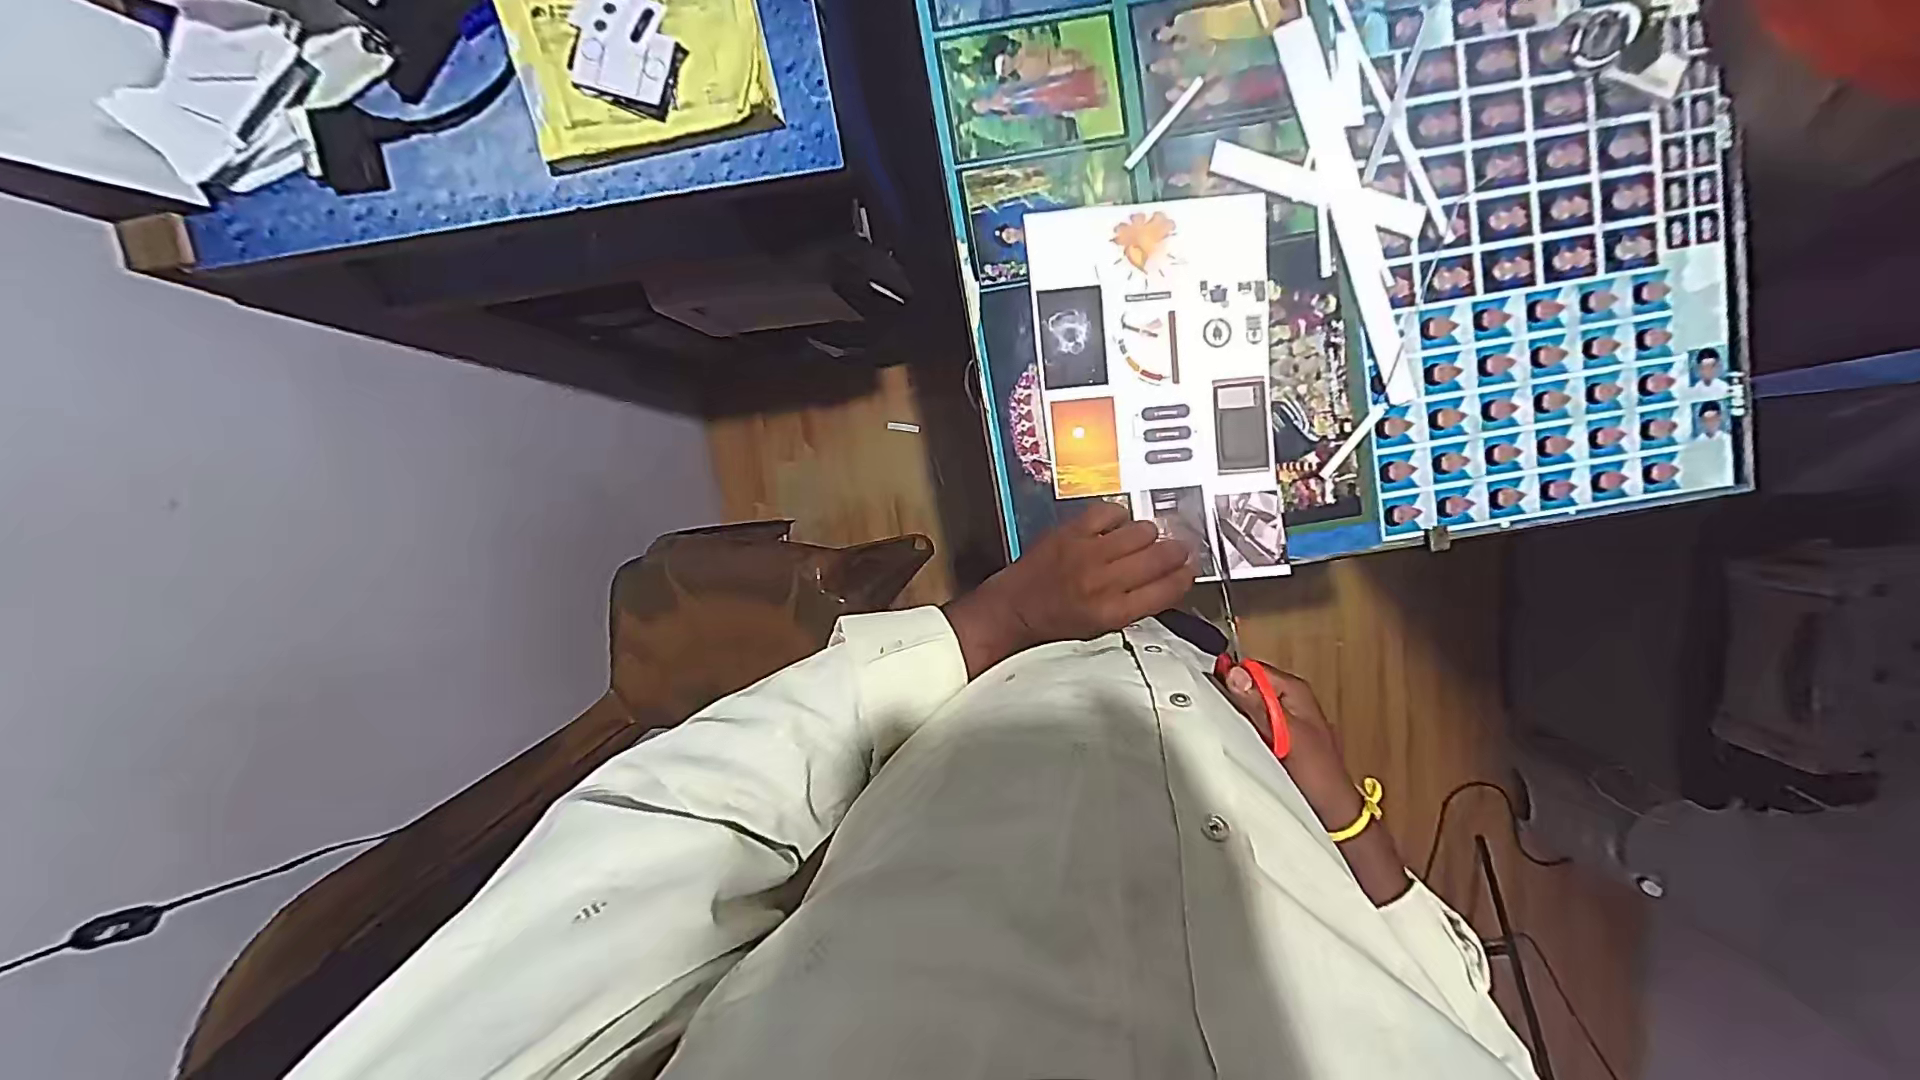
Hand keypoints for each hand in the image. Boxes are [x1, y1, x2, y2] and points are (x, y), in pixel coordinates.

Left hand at [944, 502, 1194, 675]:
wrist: (1012, 610)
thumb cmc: (1053, 622)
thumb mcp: (1101, 627)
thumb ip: (1134, 606)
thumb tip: (1165, 583)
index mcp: (1114, 612)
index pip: (1168, 589)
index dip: (1185, 576)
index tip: (1189, 569)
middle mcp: (1104, 582)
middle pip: (1160, 557)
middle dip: (1176, 551)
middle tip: (1176, 549)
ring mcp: (1087, 554)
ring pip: (1141, 531)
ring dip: (1149, 533)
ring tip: (1144, 538)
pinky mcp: (1070, 533)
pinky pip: (1109, 512)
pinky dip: (1118, 516)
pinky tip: (1115, 524)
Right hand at [1218, 662, 1412, 905]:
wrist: (1330, 813)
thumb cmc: (1318, 775)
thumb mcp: (1286, 733)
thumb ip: (1259, 702)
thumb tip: (1236, 675)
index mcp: (1294, 690)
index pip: (1250, 668)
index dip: (1231, 680)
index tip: (1221, 696)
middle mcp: (1288, 699)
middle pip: (1245, 686)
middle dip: (1232, 700)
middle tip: (1231, 719)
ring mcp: (1280, 717)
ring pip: (1244, 705)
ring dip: (1236, 718)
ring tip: (1241, 735)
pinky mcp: (1273, 735)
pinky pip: (1247, 724)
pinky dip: (1241, 732)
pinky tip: (1244, 744)